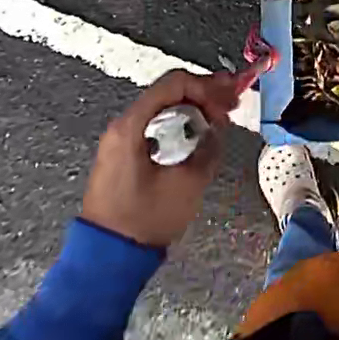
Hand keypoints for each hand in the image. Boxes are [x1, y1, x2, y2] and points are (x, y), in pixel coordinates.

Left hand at [80, 69, 237, 247]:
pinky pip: (155, 126)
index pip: (173, 84)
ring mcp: (120, 139)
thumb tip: (216, 130)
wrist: (107, 256)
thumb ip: (207, 150)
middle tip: (230, 99)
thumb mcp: (186, 184)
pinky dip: (179, 123)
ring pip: (162, 108)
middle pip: (167, 92)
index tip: (226, 100)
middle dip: (202, 94)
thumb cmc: (142, 220)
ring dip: (192, 108)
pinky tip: (198, 132)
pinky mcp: (123, 154)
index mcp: (132, 125)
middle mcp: (122, 125)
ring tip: (220, 115)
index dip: (205, 87)